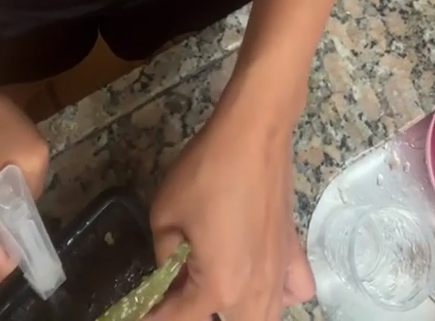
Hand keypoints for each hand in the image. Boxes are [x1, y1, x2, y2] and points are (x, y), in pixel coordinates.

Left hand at [146, 95, 313, 320]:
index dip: (153, 315)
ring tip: (213, 290)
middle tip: (178, 291)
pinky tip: (260, 275)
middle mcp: (254, 291)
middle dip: (196, 314)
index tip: (140, 310)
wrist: (254, 133)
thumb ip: (164, 255)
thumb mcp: (165, 212)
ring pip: (262, 317)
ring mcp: (279, 272)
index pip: (179, 319)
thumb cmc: (207, 169)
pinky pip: (294, 290)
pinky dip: (279, 294)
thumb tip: (170, 269)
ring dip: (235, 312)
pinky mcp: (293, 249)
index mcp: (219, 287)